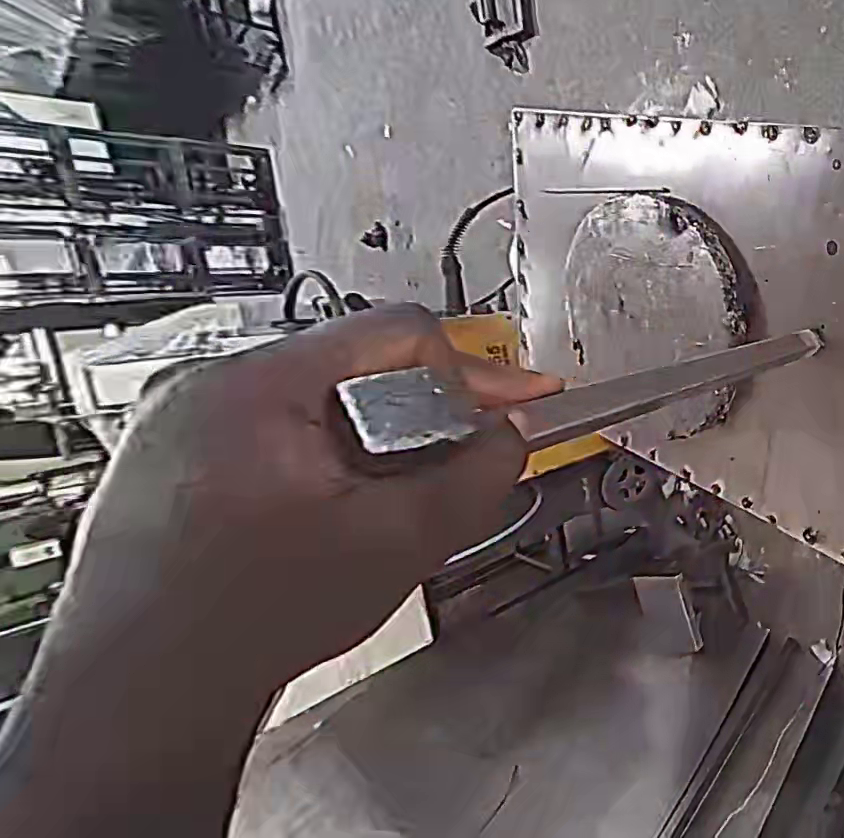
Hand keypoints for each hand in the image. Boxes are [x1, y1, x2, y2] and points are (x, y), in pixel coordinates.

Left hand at [42, 304, 561, 697]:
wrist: (140, 698)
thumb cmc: (252, 620)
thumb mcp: (412, 535)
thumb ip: (487, 468)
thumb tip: (515, 428)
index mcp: (254, 389)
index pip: (401, 333)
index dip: (472, 371)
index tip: (510, 404)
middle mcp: (212, 387)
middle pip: (372, 358)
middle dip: (442, 403)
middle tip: (484, 439)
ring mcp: (194, 416)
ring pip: (346, 389)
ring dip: (404, 427)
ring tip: (425, 478)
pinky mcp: (193, 446)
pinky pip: (308, 416)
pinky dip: (361, 443)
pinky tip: (376, 488)